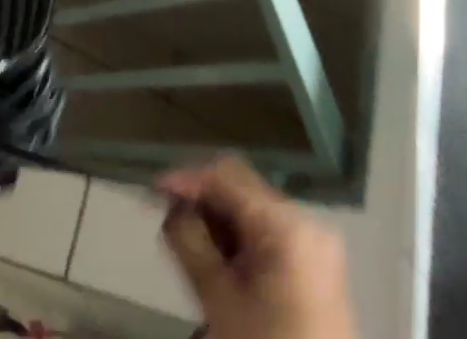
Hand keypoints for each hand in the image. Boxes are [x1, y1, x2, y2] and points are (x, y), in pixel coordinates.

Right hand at [157, 157, 358, 338]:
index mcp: (285, 224)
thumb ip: (186, 236)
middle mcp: (306, 221)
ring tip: (193, 245)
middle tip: (169, 220)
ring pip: (249, 206)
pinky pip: (265, 227)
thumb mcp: (215, 290)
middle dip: (200, 199)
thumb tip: (172, 205)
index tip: (152, 192)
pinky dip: (236, 234)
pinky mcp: (315, 260)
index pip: (223, 175)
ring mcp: (315, 241)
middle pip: (238, 186)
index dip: (183, 179)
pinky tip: (220, 258)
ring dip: (216, 218)